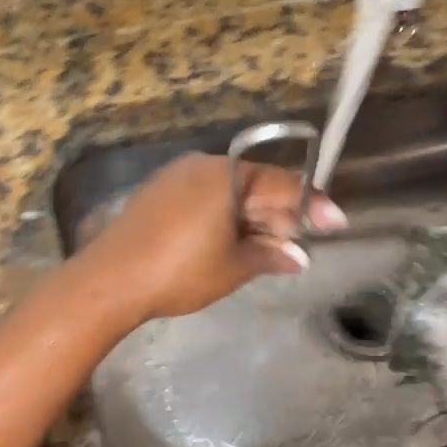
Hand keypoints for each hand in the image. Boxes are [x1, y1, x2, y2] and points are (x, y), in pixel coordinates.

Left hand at [79, 153, 345, 321]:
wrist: (110, 280)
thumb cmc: (179, 271)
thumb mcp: (233, 267)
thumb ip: (270, 256)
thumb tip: (298, 258)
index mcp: (226, 174)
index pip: (282, 185)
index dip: (312, 205)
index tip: (336, 223)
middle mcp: (202, 165)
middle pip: (255, 186)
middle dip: (279, 216)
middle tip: (298, 246)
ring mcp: (175, 178)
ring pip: (228, 193)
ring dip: (252, 221)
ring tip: (268, 252)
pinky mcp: (157, 195)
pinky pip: (204, 199)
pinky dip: (224, 219)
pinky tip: (232, 245)